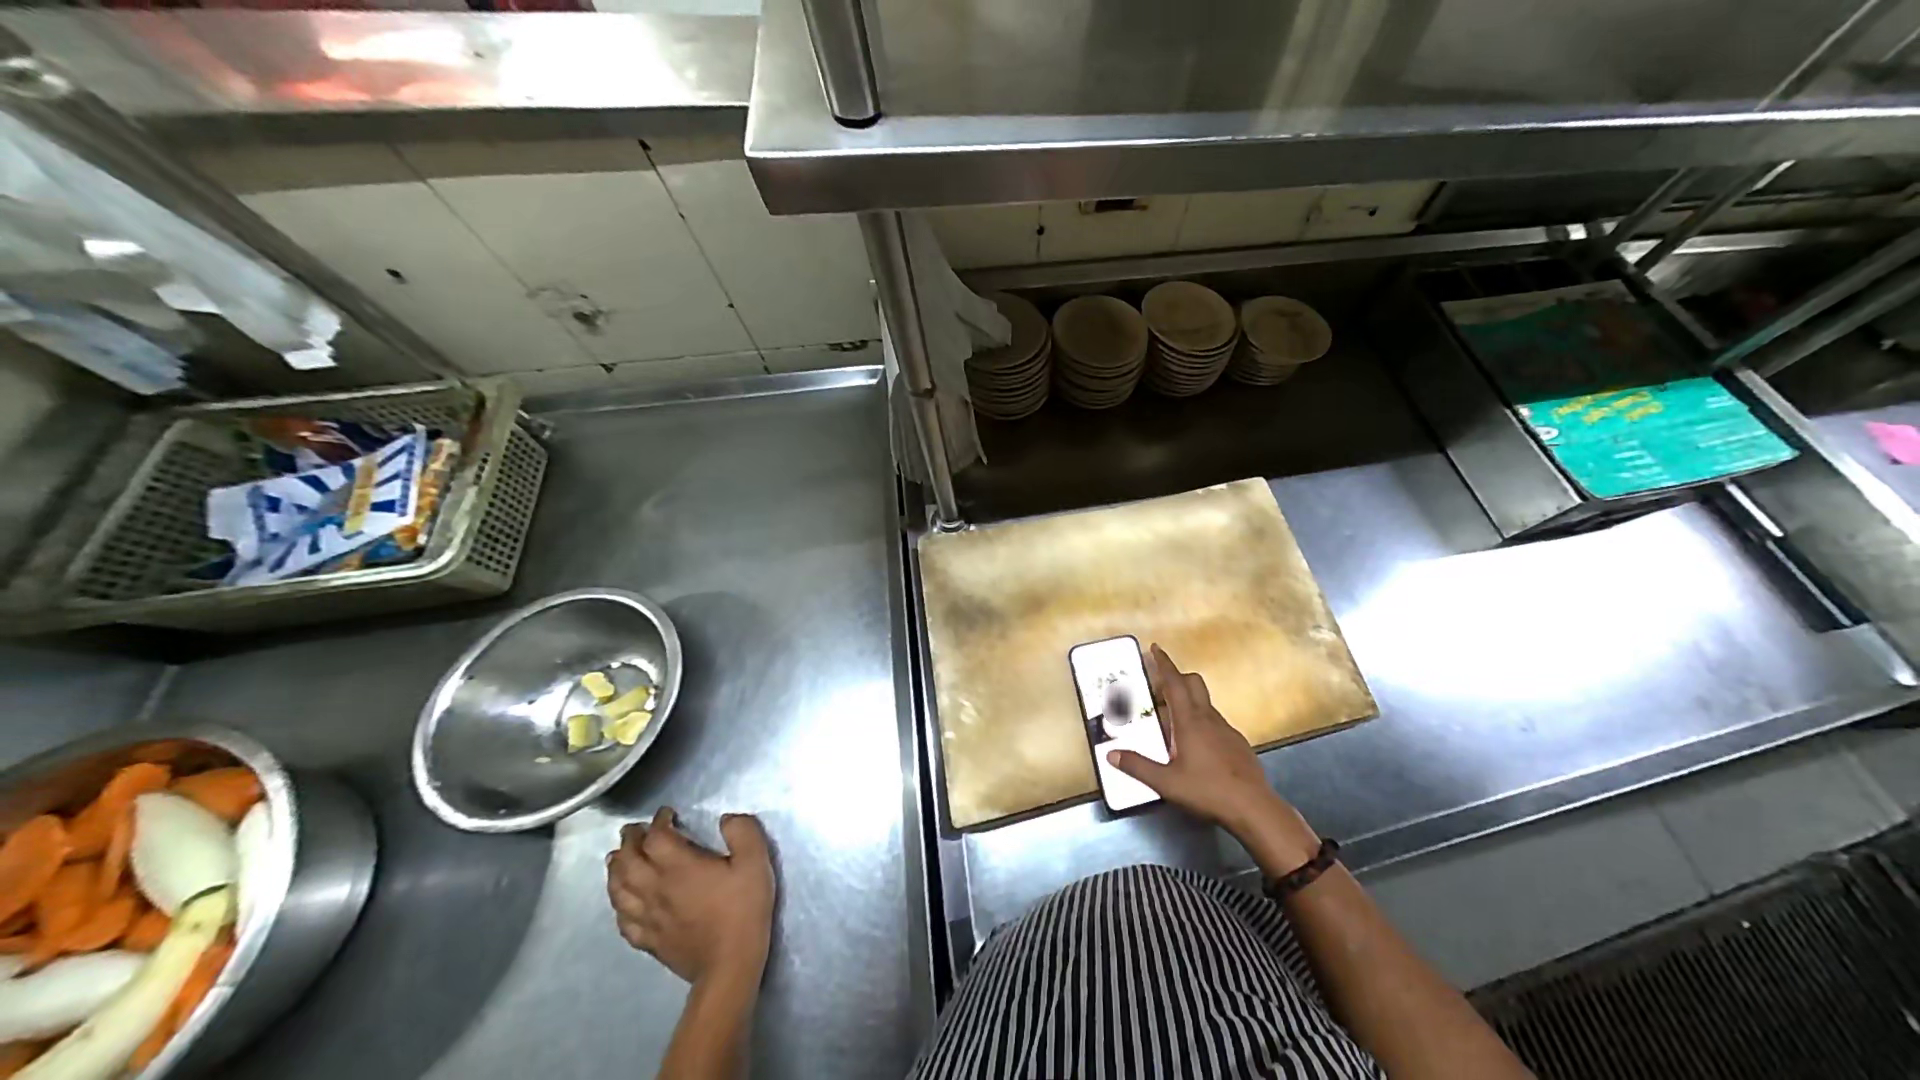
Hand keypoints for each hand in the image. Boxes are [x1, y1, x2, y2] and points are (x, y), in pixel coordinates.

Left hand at [606, 807, 775, 986]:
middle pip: (628, 860)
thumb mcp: (755, 863)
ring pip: (618, 889)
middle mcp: (655, 888)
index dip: (658, 821)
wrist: (729, 965)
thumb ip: (743, 832)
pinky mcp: (647, 940)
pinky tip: (622, 901)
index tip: (667, 814)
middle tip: (633, 830)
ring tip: (617, 858)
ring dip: (615, 869)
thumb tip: (726, 819)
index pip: (656, 836)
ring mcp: (648, 916)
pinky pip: (623, 919)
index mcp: (678, 866)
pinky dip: (618, 904)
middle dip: (629, 841)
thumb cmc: (743, 910)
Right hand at [1108, 644, 1320, 871]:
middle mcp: (1209, 719)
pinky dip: (1200, 722)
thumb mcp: (1166, 783)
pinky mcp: (1237, 743)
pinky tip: (1194, 747)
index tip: (1155, 649)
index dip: (1164, 664)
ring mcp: (1227, 730)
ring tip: (1170, 724)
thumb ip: (1138, 767)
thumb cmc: (1208, 791)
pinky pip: (1215, 722)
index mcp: (1190, 722)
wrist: (1254, 808)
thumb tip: (1112, 755)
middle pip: (1194, 684)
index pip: (1175, 683)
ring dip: (1187, 703)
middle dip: (1176, 678)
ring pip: (1204, 704)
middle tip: (1158, 689)